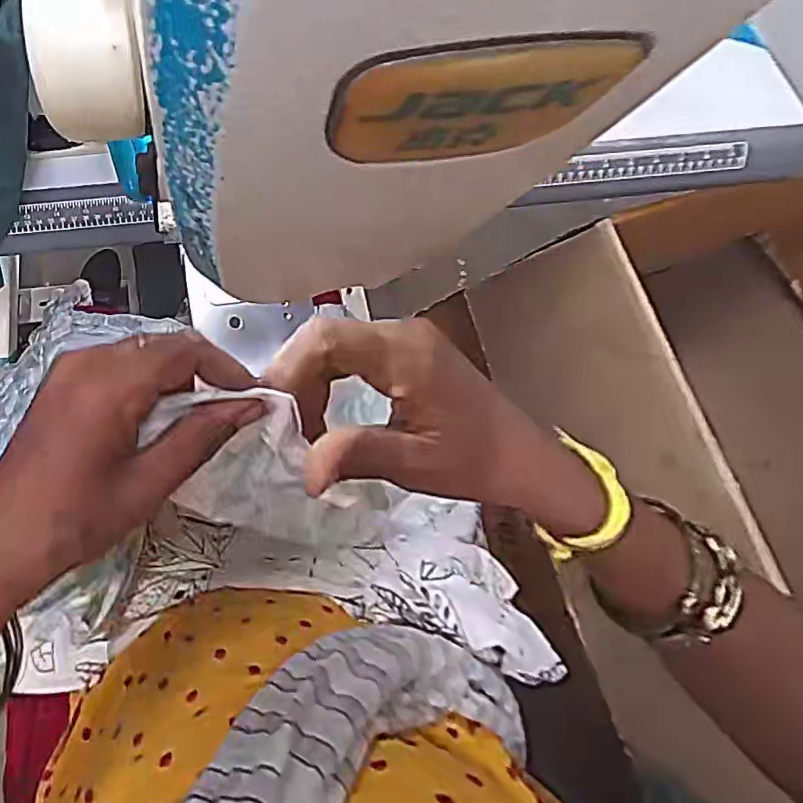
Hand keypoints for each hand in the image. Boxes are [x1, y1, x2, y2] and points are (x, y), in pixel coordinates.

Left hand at [0, 331, 265, 614]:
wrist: (2, 544)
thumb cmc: (67, 523)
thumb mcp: (147, 484)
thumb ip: (200, 436)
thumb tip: (242, 409)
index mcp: (109, 384)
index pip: (185, 350)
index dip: (226, 368)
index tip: (247, 394)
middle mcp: (85, 364)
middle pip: (163, 344)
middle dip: (202, 371)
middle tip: (227, 407)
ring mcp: (67, 370)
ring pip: (140, 351)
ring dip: (173, 376)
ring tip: (193, 418)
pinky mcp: (59, 382)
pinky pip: (114, 364)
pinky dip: (143, 380)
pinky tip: (153, 417)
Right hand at [263, 317, 608, 536]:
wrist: (526, 458)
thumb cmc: (478, 461)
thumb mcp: (417, 464)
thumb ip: (356, 455)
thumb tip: (304, 469)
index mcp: (406, 353)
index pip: (326, 339)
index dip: (290, 371)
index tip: (275, 414)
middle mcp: (400, 333)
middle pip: (322, 334)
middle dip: (292, 376)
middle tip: (280, 422)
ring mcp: (400, 336)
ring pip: (329, 340)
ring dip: (306, 378)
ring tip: (300, 423)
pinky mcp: (400, 348)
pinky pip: (346, 350)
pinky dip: (324, 377)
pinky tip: (322, 409)